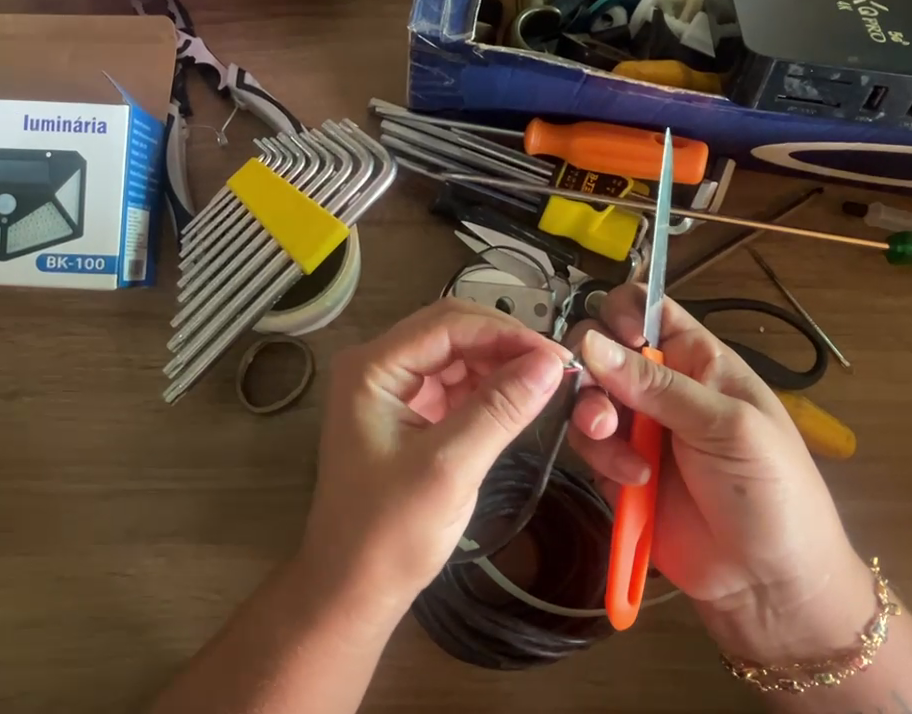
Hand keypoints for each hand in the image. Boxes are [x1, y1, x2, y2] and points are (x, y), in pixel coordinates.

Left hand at [297, 299, 568, 609]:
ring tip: (547, 382)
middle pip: (449, 330)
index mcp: (372, 367)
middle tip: (558, 367)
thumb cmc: (390, 532)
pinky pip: (452, 382)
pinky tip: (519, 399)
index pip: (446, 325)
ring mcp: (390, 388)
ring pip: (454, 354)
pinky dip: (486, 387)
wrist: (352, 585)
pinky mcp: (406, 411)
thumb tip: (552, 363)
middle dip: (503, 343)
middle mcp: (377, 365)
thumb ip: (499, 410)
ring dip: (498, 363)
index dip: (505, 333)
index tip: (559, 355)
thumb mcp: (450, 467)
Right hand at [567, 286, 874, 662]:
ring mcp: (636, 425)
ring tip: (613, 444)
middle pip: (601, 348)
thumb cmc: (771, 491)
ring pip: (586, 394)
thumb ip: (655, 383)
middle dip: (593, 370)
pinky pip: (587, 442)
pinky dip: (601, 457)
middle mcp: (660, 383)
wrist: (768, 586)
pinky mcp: (616, 465)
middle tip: (604, 403)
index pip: (646, 308)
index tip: (615, 338)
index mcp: (697, 359)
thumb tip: (588, 341)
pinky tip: (632, 480)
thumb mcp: (725, 427)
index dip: (621, 311)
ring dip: (593, 416)